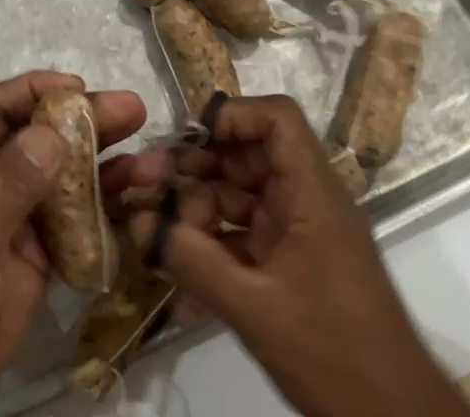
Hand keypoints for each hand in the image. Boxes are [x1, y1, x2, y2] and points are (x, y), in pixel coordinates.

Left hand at [0, 72, 145, 416]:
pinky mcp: (40, 246)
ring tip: (149, 153)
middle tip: (133, 110)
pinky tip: (138, 194)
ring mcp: (17, 212)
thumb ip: (10, 187)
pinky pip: (75, 214)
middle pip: (40, 135)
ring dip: (104, 161)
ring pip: (64, 173)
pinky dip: (105, 203)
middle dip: (84, 121)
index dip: (35, 90)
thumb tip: (51, 132)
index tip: (79, 87)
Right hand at [119, 95, 469, 416]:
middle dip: (197, 167)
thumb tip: (135, 223)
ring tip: (154, 232)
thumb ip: (190, 261)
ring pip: (241, 196)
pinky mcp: (292, 265)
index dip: (231, 116)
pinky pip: (244, 236)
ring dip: (198, 208)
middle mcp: (308, 204)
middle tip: (151, 187)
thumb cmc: (334, 354)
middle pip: (249, 156)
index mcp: (313, 197)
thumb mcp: (253, 308)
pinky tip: (174, 271)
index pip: (278, 120)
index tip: (185, 141)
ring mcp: (301, 235)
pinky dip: (211, 245)